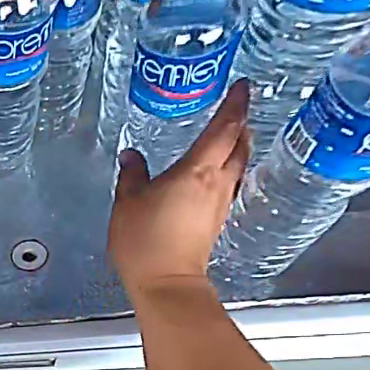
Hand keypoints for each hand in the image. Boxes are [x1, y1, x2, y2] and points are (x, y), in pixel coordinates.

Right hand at [108, 79, 251, 302]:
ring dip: (235, 149)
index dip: (235, 104)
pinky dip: (224, 173)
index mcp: (197, 170)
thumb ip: (132, 175)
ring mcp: (219, 204)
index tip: (241, 87)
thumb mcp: (128, 203)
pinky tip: (211, 178)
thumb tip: (130, 157)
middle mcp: (216, 183)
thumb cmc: (146, 241)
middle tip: (234, 113)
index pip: (225, 127)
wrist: (165, 282)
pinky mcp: (214, 222)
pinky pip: (226, 187)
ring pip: (236, 166)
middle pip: (239, 145)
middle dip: (240, 125)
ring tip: (225, 142)